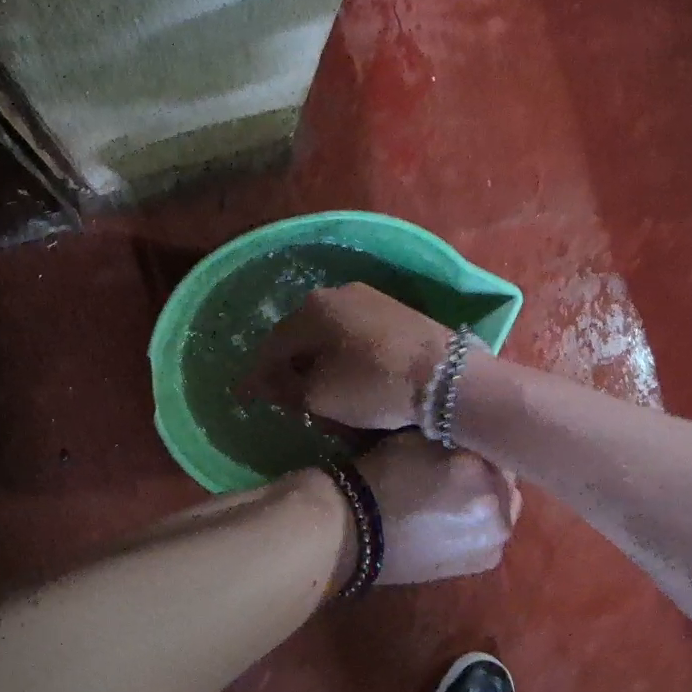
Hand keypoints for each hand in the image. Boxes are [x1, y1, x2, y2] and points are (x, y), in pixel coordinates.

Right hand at [247, 283, 449, 429]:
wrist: (447, 376)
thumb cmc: (374, 384)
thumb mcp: (320, 395)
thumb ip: (285, 387)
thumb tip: (265, 382)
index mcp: (311, 308)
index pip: (272, 345)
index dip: (257, 375)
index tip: (244, 398)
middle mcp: (336, 293)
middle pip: (301, 335)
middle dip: (288, 365)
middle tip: (281, 393)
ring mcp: (369, 298)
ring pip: (329, 333)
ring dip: (317, 359)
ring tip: (315, 387)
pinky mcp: (395, 311)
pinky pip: (353, 333)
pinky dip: (342, 354)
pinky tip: (346, 373)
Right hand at [345, 432, 520, 586]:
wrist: (355, 532)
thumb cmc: (383, 477)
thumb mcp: (418, 438)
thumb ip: (454, 437)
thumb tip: (470, 437)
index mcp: (481, 473)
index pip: (496, 444)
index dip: (478, 440)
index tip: (463, 438)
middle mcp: (499, 509)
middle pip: (505, 477)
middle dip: (487, 470)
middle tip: (461, 467)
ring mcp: (494, 541)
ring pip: (502, 505)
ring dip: (487, 496)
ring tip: (456, 494)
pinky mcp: (484, 563)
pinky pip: (491, 531)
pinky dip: (480, 521)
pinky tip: (455, 517)